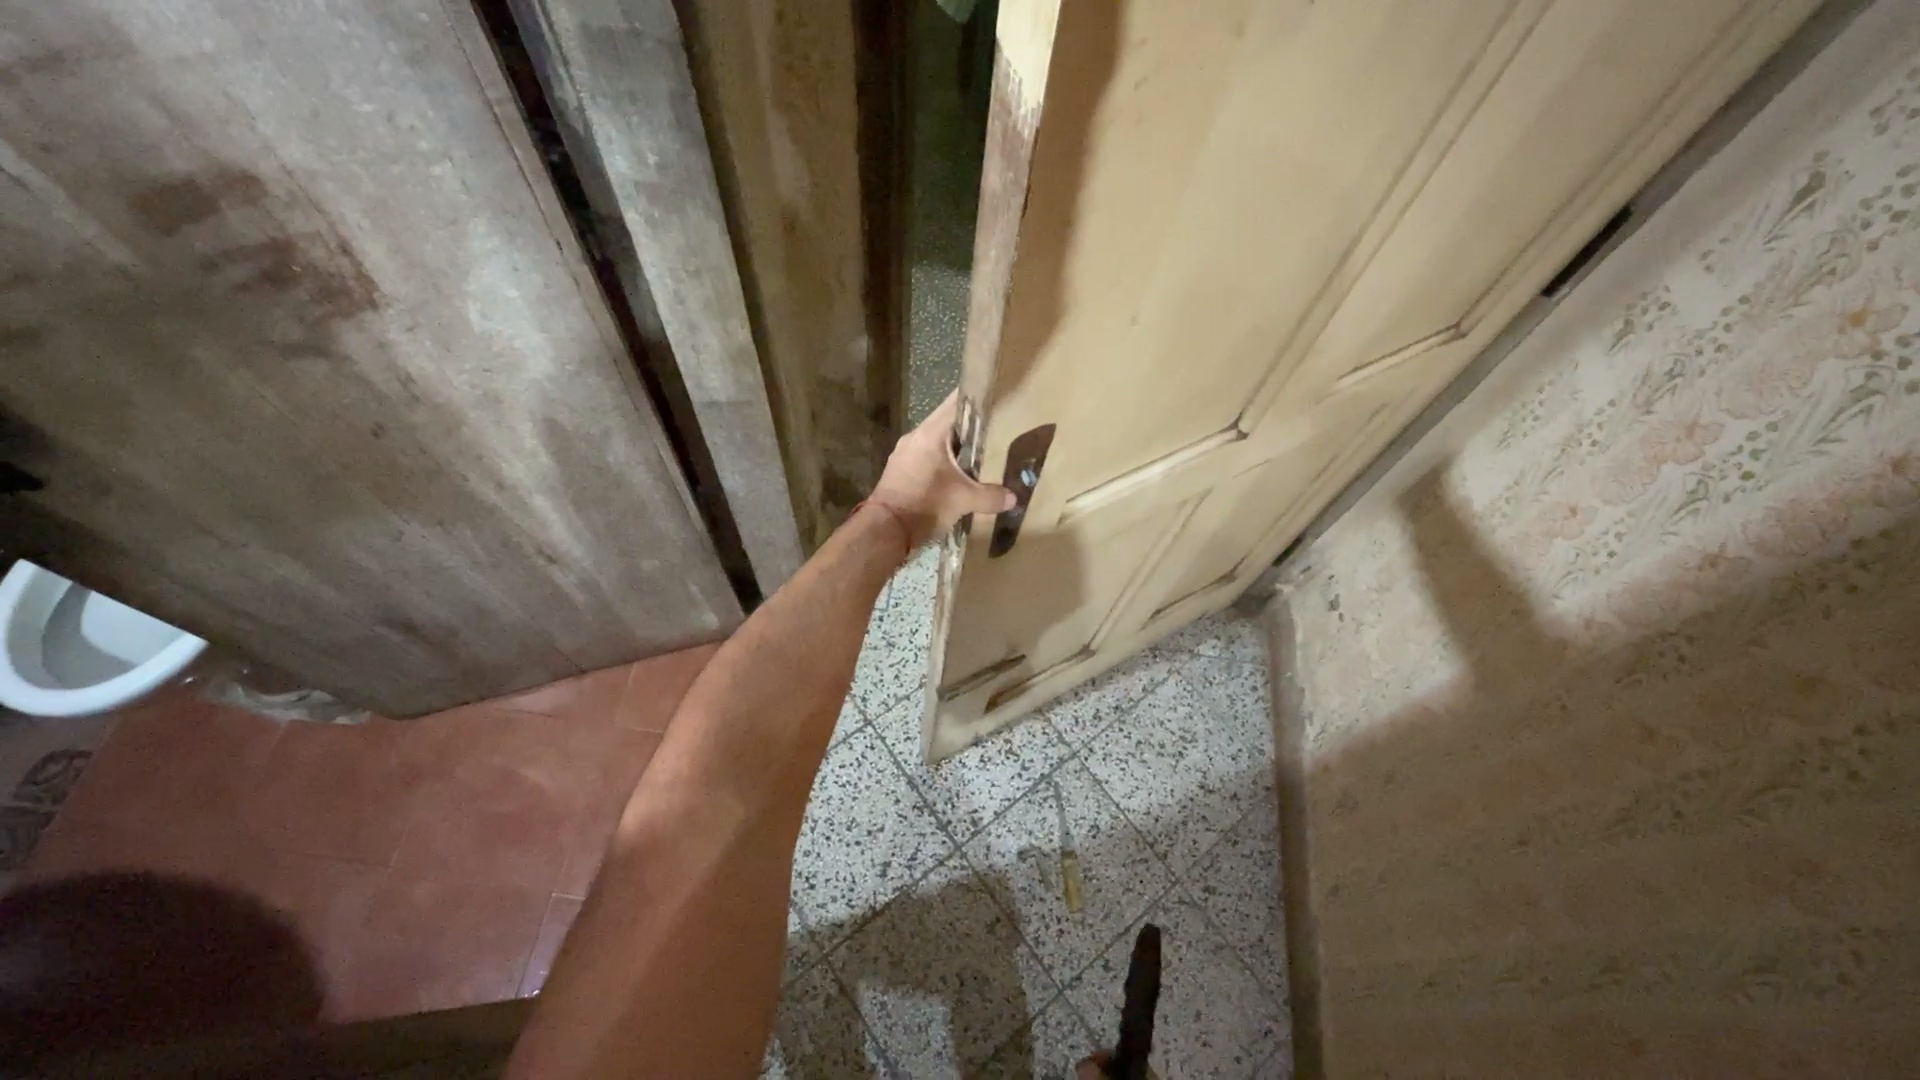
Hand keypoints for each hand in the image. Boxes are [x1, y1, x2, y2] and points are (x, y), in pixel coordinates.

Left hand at [867, 391, 1015, 547]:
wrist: (885, 531)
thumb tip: (1013, 498)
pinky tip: (958, 474)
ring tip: (981, 452)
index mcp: (930, 433)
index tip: (996, 394)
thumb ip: (991, 496)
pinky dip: (944, 462)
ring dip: (956, 447)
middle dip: (971, 426)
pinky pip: (927, 458)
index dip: (977, 398)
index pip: (956, 404)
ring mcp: (905, 455)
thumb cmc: (924, 505)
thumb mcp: (963, 500)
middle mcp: (915, 438)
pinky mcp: (901, 472)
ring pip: (937, 442)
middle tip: (996, 427)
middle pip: (947, 423)